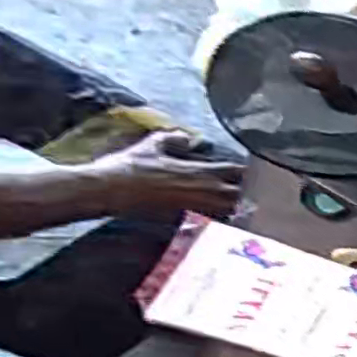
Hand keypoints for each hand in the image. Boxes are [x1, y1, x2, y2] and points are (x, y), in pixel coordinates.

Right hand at [83, 131, 243, 217]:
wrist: (109, 190)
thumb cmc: (129, 167)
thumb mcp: (149, 148)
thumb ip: (170, 140)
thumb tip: (186, 135)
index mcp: (201, 171)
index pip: (236, 170)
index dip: (245, 171)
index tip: (247, 172)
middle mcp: (209, 189)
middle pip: (243, 192)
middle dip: (247, 192)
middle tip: (244, 191)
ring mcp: (205, 206)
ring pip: (236, 208)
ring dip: (237, 206)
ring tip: (234, 204)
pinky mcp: (196, 219)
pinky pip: (221, 221)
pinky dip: (226, 219)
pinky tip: (222, 217)